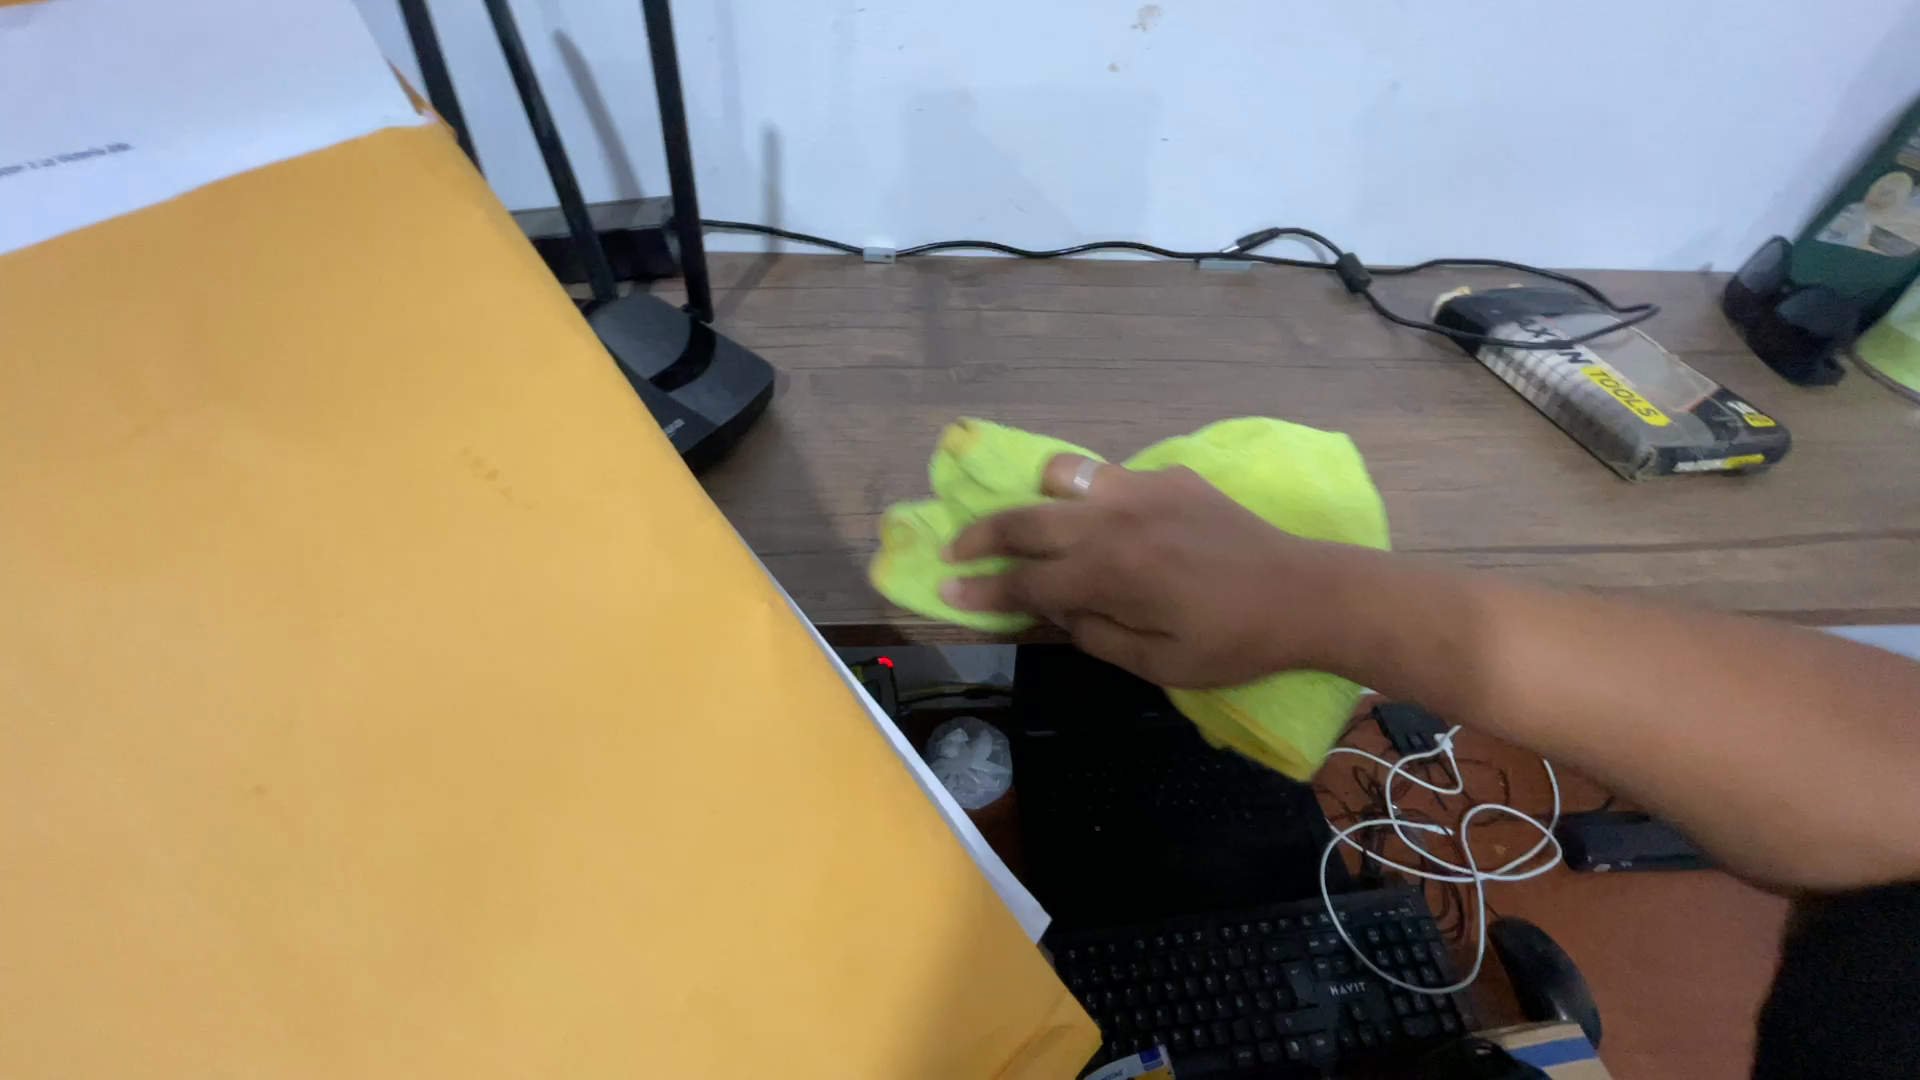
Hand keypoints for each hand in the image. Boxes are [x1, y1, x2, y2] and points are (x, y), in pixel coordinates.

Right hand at [941, 454, 1354, 687]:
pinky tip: (1106, 522)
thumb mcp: (1158, 664)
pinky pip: (1109, 476)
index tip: (946, 592)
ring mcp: (1141, 489)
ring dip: (1034, 500)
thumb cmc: (1232, 642)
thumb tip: (1056, 611)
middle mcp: (1113, 520)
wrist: (1305, 592)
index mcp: (1110, 574)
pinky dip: (1089, 497)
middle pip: (1025, 520)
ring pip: (1061, 476)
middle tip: (953, 548)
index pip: (1025, 581)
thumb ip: (1094, 634)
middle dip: (979, 535)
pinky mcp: (1168, 475)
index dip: (980, 590)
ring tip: (1030, 523)